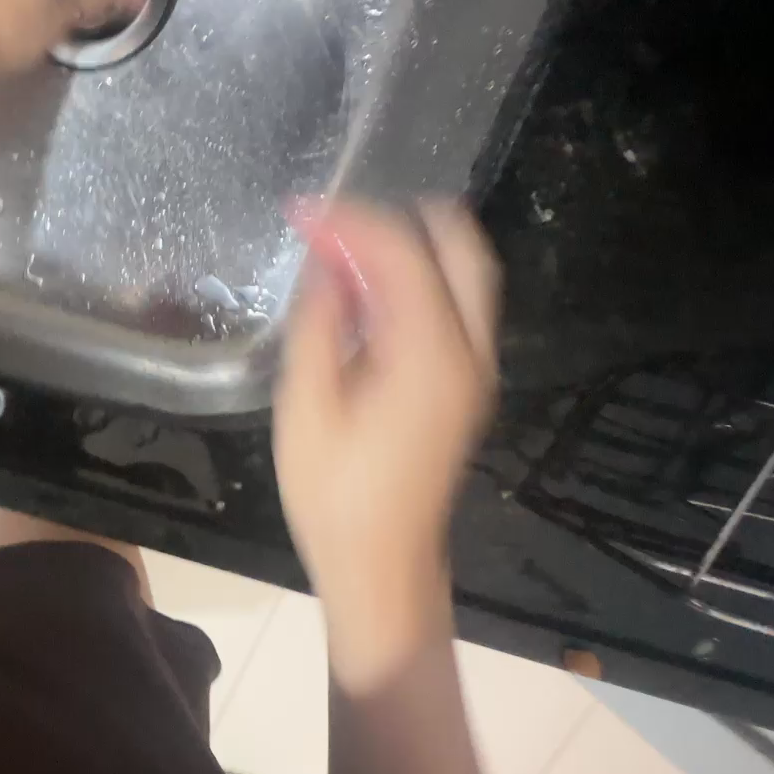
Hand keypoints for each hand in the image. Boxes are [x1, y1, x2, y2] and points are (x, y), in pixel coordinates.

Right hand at [272, 200, 499, 679]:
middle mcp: (469, 350)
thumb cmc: (333, 494)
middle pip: (458, 249)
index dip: (350, 221)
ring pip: (461, 278)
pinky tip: (363, 299)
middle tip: (334, 221)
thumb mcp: (307, 408)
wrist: (380, 564)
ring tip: (340, 252)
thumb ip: (320, 328)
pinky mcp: (461, 389)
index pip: (401, 254)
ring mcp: (474, 370)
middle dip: (397, 220)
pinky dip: (412, 286)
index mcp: (429, 353)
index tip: (300, 210)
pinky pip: (450, 311)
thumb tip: (327, 268)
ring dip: (406, 251)